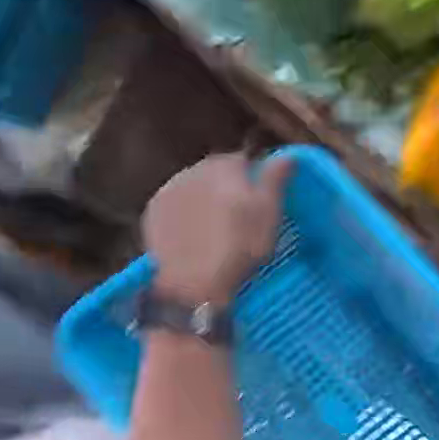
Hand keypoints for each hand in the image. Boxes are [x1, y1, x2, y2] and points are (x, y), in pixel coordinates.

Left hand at [144, 153, 289, 305]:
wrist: (193, 283)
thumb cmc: (240, 249)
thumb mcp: (268, 216)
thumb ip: (274, 181)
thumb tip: (286, 156)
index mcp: (225, 167)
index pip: (242, 161)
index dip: (252, 181)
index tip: (257, 204)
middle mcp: (194, 170)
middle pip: (214, 173)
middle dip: (225, 190)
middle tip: (236, 221)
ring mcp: (169, 189)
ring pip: (192, 188)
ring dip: (203, 201)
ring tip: (213, 231)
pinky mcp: (152, 211)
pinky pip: (174, 206)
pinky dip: (183, 215)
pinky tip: (191, 237)